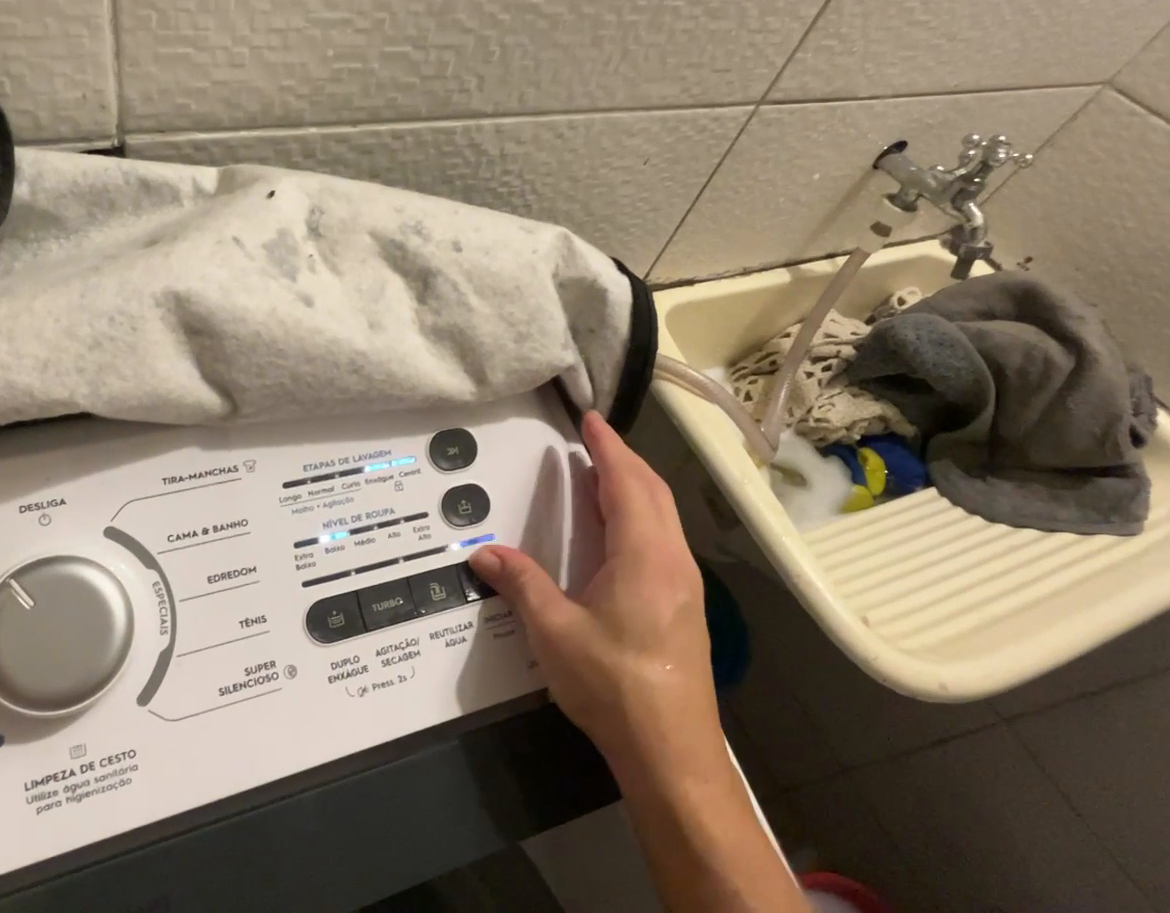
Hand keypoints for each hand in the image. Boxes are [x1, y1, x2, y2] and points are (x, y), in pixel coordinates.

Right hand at [468, 411, 722, 774]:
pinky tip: (618, 533)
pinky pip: (664, 540)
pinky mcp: (685, 606)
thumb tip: (484, 553)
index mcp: (645, 556)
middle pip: (653, 492)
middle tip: (593, 441)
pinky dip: (641, 516)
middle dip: (624, 460)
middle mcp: (672, 561)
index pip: (627, 483)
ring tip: (602, 477)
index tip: (591, 419)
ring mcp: (685, 584)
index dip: (608, 447)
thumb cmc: (614, 685)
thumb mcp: (555, 633)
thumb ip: (522, 584)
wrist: (672, 750)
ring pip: (663, 516)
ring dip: (635, 488)